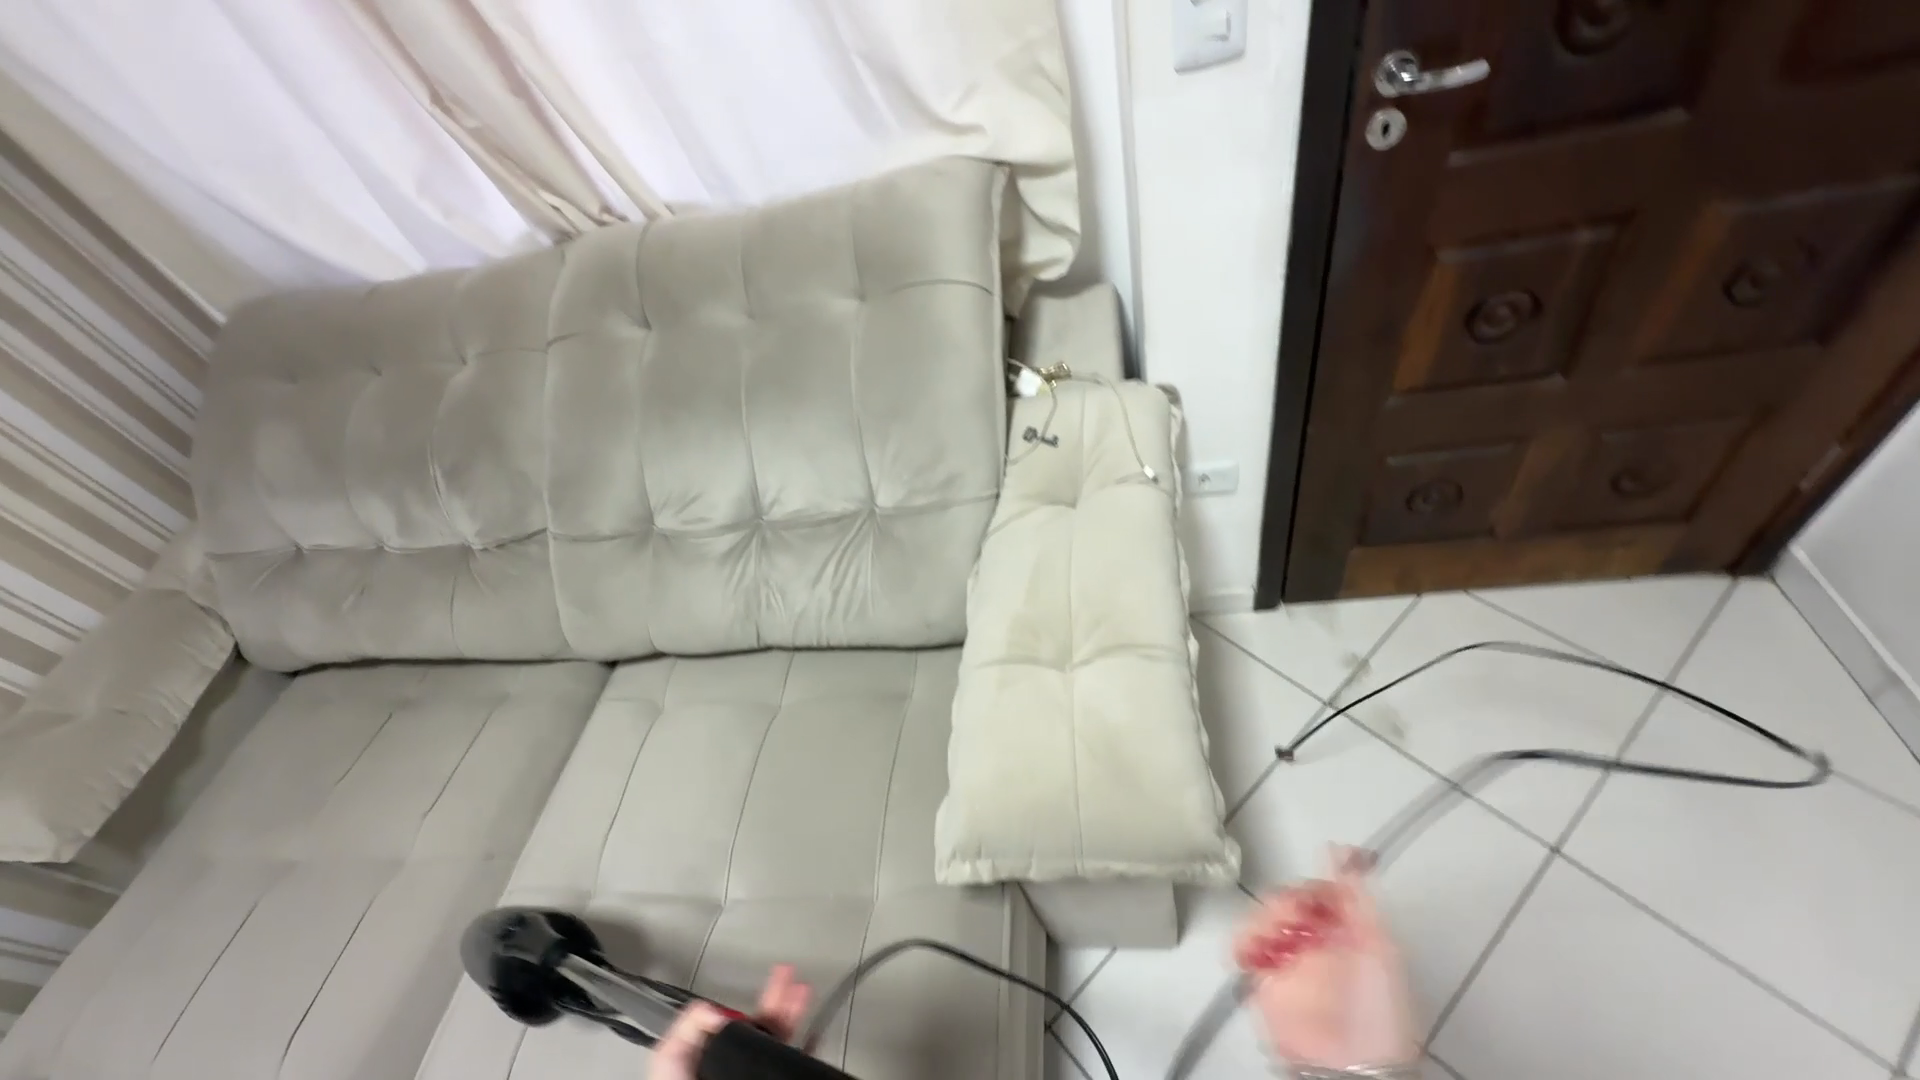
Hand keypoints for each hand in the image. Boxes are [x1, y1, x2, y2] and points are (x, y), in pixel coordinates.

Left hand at [648, 964, 810, 1079]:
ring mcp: (753, 1070)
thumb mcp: (671, 1054)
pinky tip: (812, 1035)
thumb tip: (720, 1009)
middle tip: (792, 974)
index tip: (774, 975)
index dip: (758, 994)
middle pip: (767, 1021)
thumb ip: (690, 1022)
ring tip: (804, 992)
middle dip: (781, 995)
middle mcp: (737, 1059)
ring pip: (781, 1037)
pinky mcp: (769, 1078)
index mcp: (716, 1050)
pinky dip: (806, 1047)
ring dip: (794, 1013)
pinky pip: (793, 1061)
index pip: (742, 1016)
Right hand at [1233, 848, 1418, 1071]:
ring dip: (1263, 921)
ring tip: (1273, 941)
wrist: (1348, 1064)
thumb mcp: (1379, 947)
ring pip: (1262, 917)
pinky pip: (1244, 947)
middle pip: (1287, 898)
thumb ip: (1361, 898)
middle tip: (1294, 919)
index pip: (1322, 889)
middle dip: (1285, 903)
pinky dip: (1242, 942)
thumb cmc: (1375, 1008)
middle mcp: (1316, 939)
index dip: (1314, 886)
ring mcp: (1288, 958)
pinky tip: (1252, 952)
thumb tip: (1345, 849)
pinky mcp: (1263, 977)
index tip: (1313, 896)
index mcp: (1348, 930)